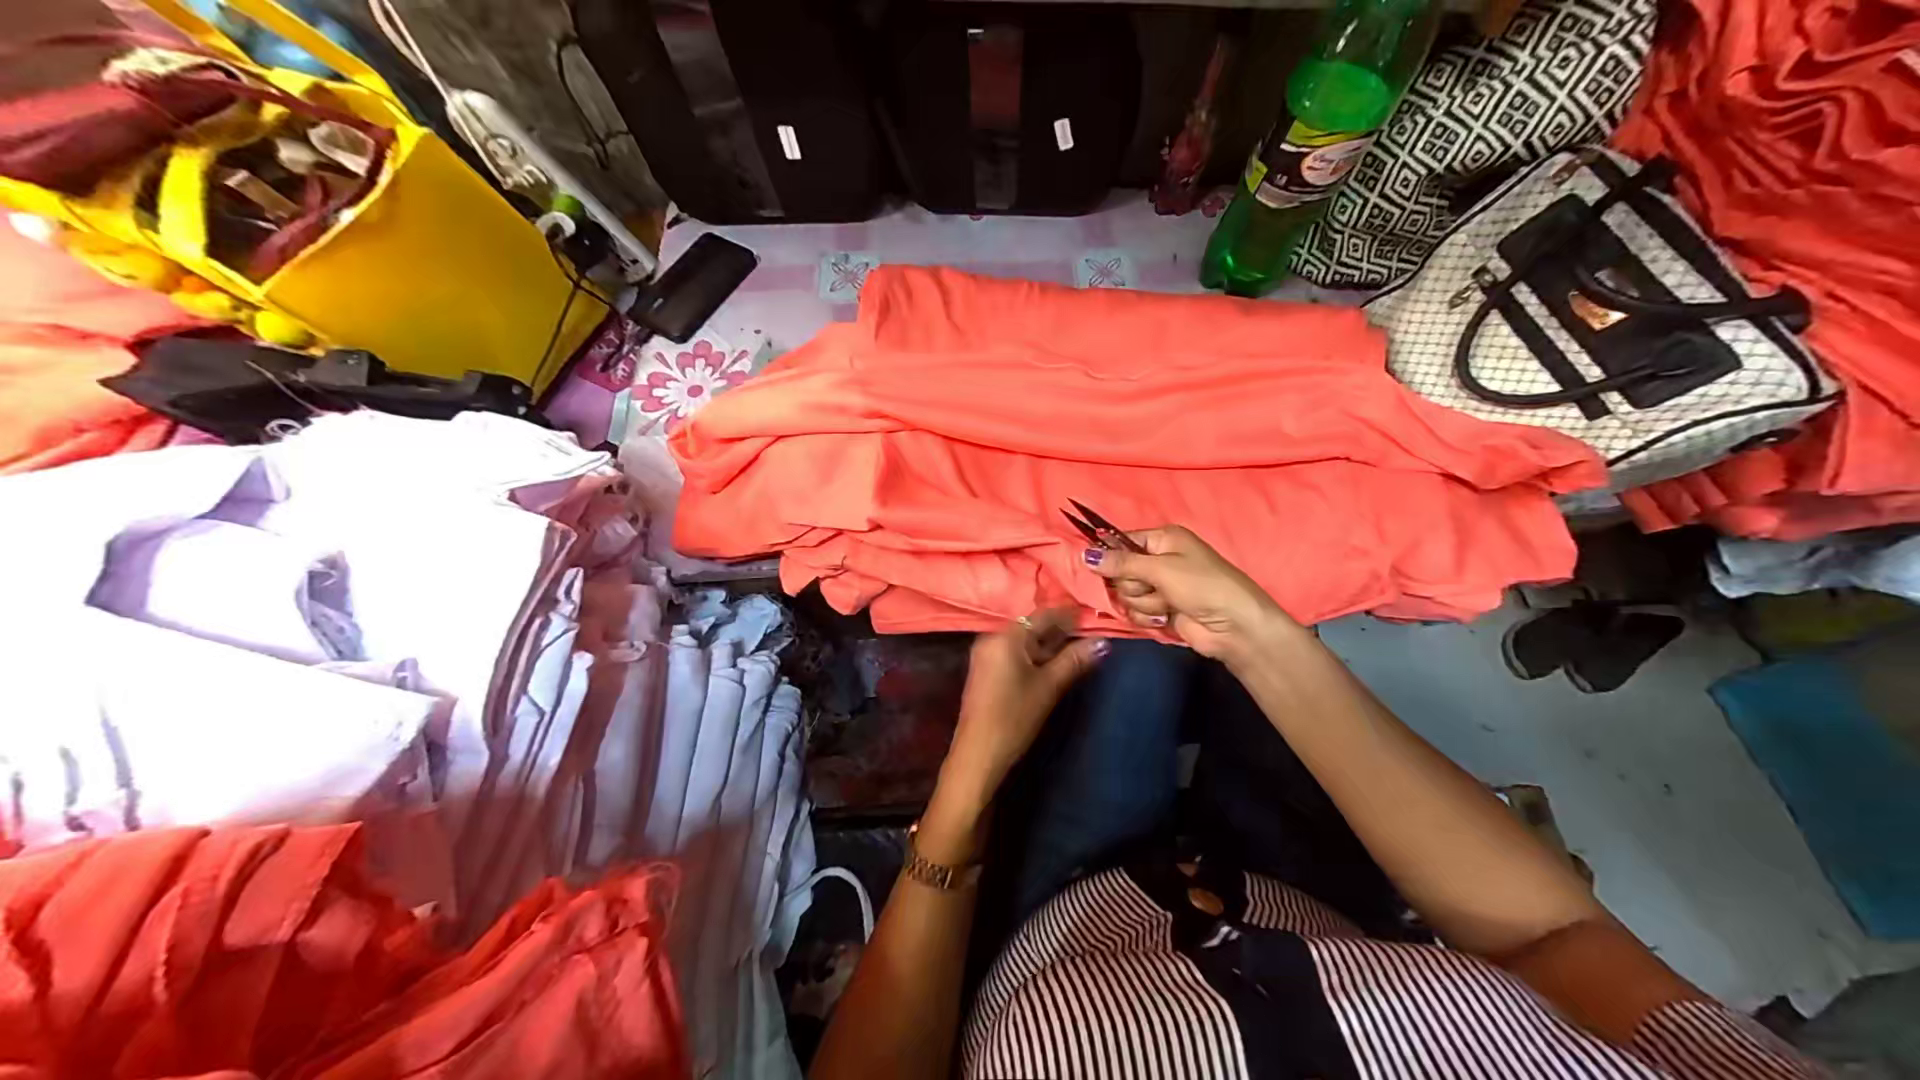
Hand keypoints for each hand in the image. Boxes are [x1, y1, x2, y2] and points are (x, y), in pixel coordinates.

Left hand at [937, 608, 1107, 811]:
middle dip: (1059, 630)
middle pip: (1031, 626)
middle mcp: (992, 638)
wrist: (978, 752)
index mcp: (1006, 637)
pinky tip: (1051, 664)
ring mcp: (986, 654)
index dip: (1069, 615)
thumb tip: (1103, 641)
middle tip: (1089, 633)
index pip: (1043, 616)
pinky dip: (1033, 655)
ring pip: (1023, 640)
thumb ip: (1075, 660)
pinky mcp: (986, 670)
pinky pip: (1013, 652)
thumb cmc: (1014, 717)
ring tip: (1076, 649)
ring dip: (1047, 644)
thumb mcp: (1049, 687)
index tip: (1092, 616)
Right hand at [1083, 526, 1300, 665]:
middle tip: (1151, 587)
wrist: (1233, 625)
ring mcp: (1159, 587)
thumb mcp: (1161, 568)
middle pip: (1119, 571)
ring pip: (1126, 594)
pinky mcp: (1159, 610)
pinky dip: (1148, 616)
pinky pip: (1136, 611)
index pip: (1121, 541)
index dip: (1109, 555)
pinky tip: (1167, 617)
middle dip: (1132, 584)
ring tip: (1167, 604)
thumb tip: (1084, 555)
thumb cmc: (1202, 585)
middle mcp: (1158, 560)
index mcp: (1162, 539)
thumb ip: (1121, 563)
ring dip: (1144, 602)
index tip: (1094, 566)